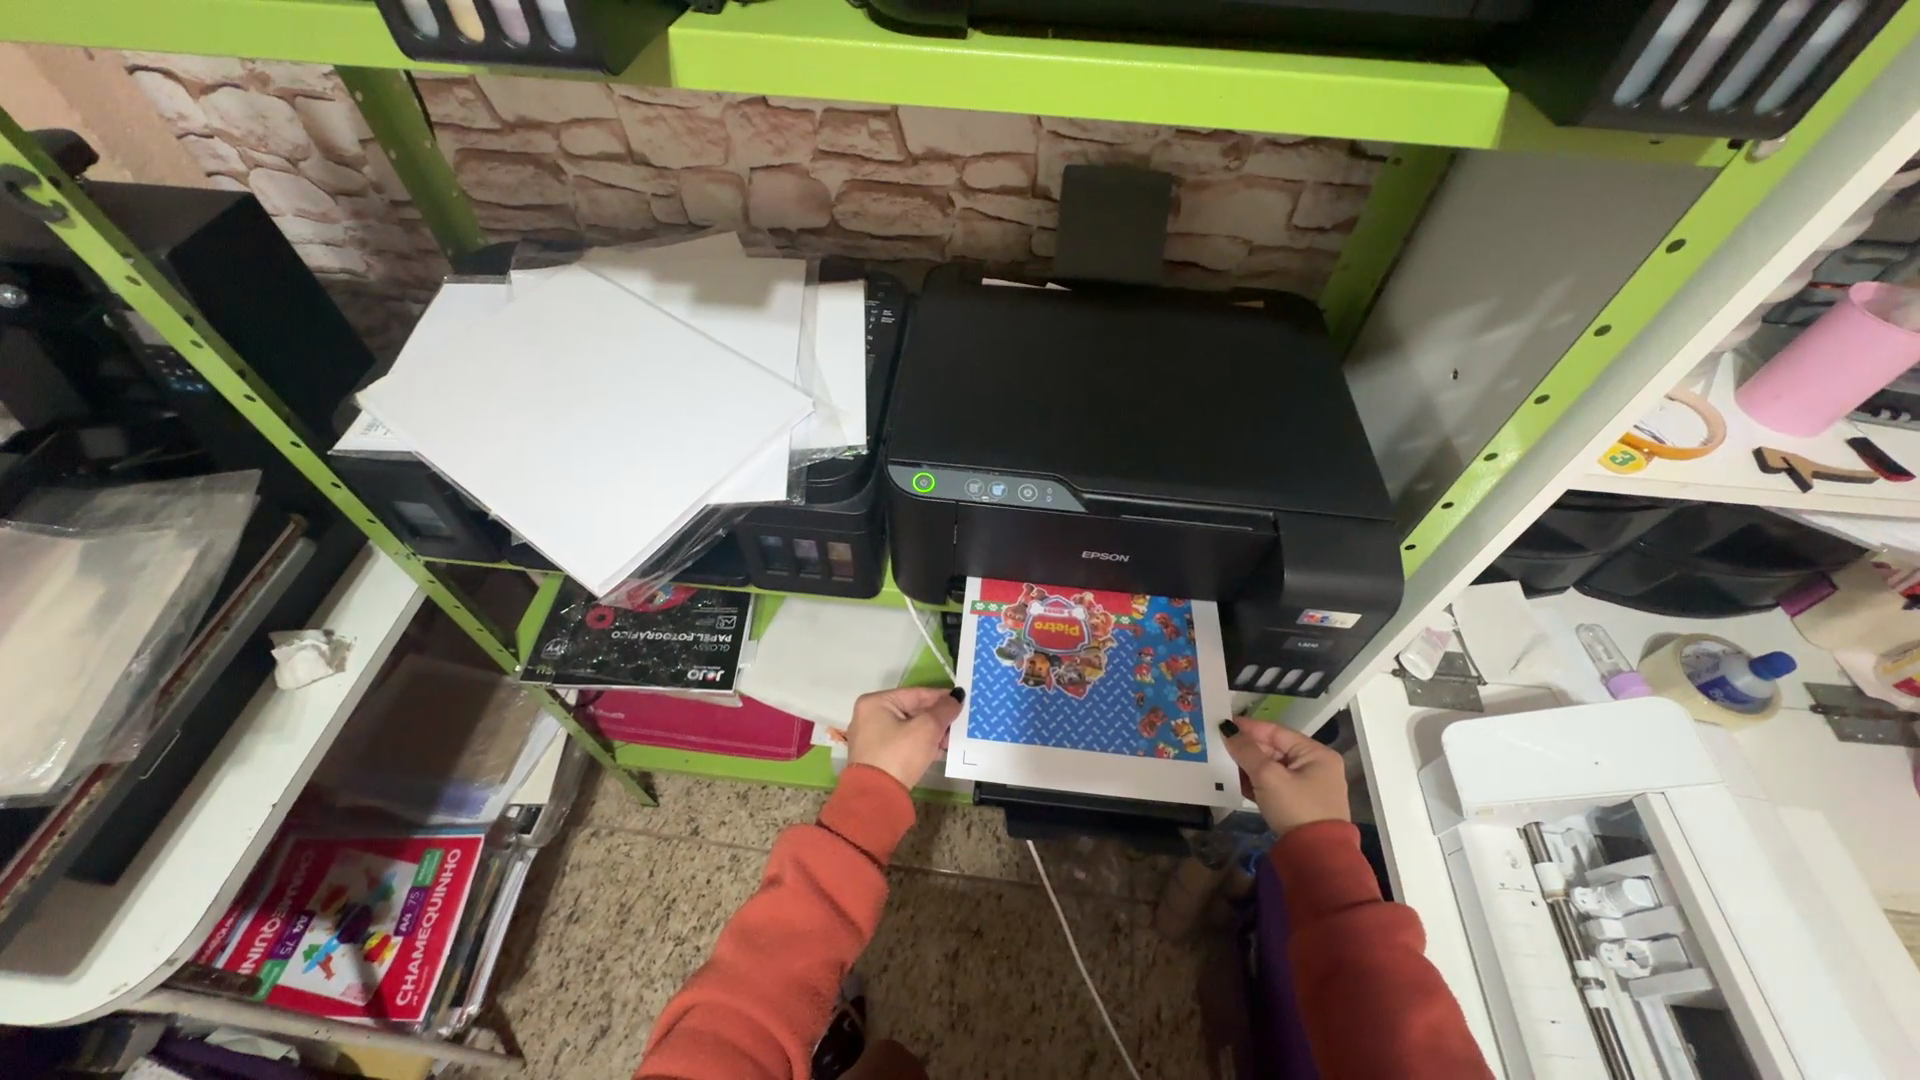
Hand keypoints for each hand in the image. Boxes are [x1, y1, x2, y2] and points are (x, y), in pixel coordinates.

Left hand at [846, 687, 964, 790]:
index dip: (941, 697)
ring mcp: (872, 737)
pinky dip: (921, 745)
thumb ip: (944, 710)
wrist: (877, 797)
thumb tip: (957, 696)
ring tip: (952, 740)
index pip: (916, 694)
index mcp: (876, 702)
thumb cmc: (900, 754)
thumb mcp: (927, 729)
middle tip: (959, 724)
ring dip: (932, 733)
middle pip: (912, 711)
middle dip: (937, 719)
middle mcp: (870, 716)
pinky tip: (939, 751)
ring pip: (909, 728)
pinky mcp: (877, 756)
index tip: (961, 700)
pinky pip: (904, 743)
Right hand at [1220, 718, 1348, 836]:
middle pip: (1274, 749)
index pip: (1276, 732)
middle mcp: (1315, 766)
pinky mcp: (1300, 804)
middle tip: (1219, 745)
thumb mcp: (1268, 776)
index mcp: (1316, 754)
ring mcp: (1309, 786)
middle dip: (1247, 749)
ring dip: (1249, 767)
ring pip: (1272, 768)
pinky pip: (1274, 785)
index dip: (1249, 727)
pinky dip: (1257, 783)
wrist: (1315, 855)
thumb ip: (1246, 751)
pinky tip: (1236, 783)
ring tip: (1223, 764)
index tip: (1223, 723)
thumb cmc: (1295, 807)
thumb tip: (1227, 728)